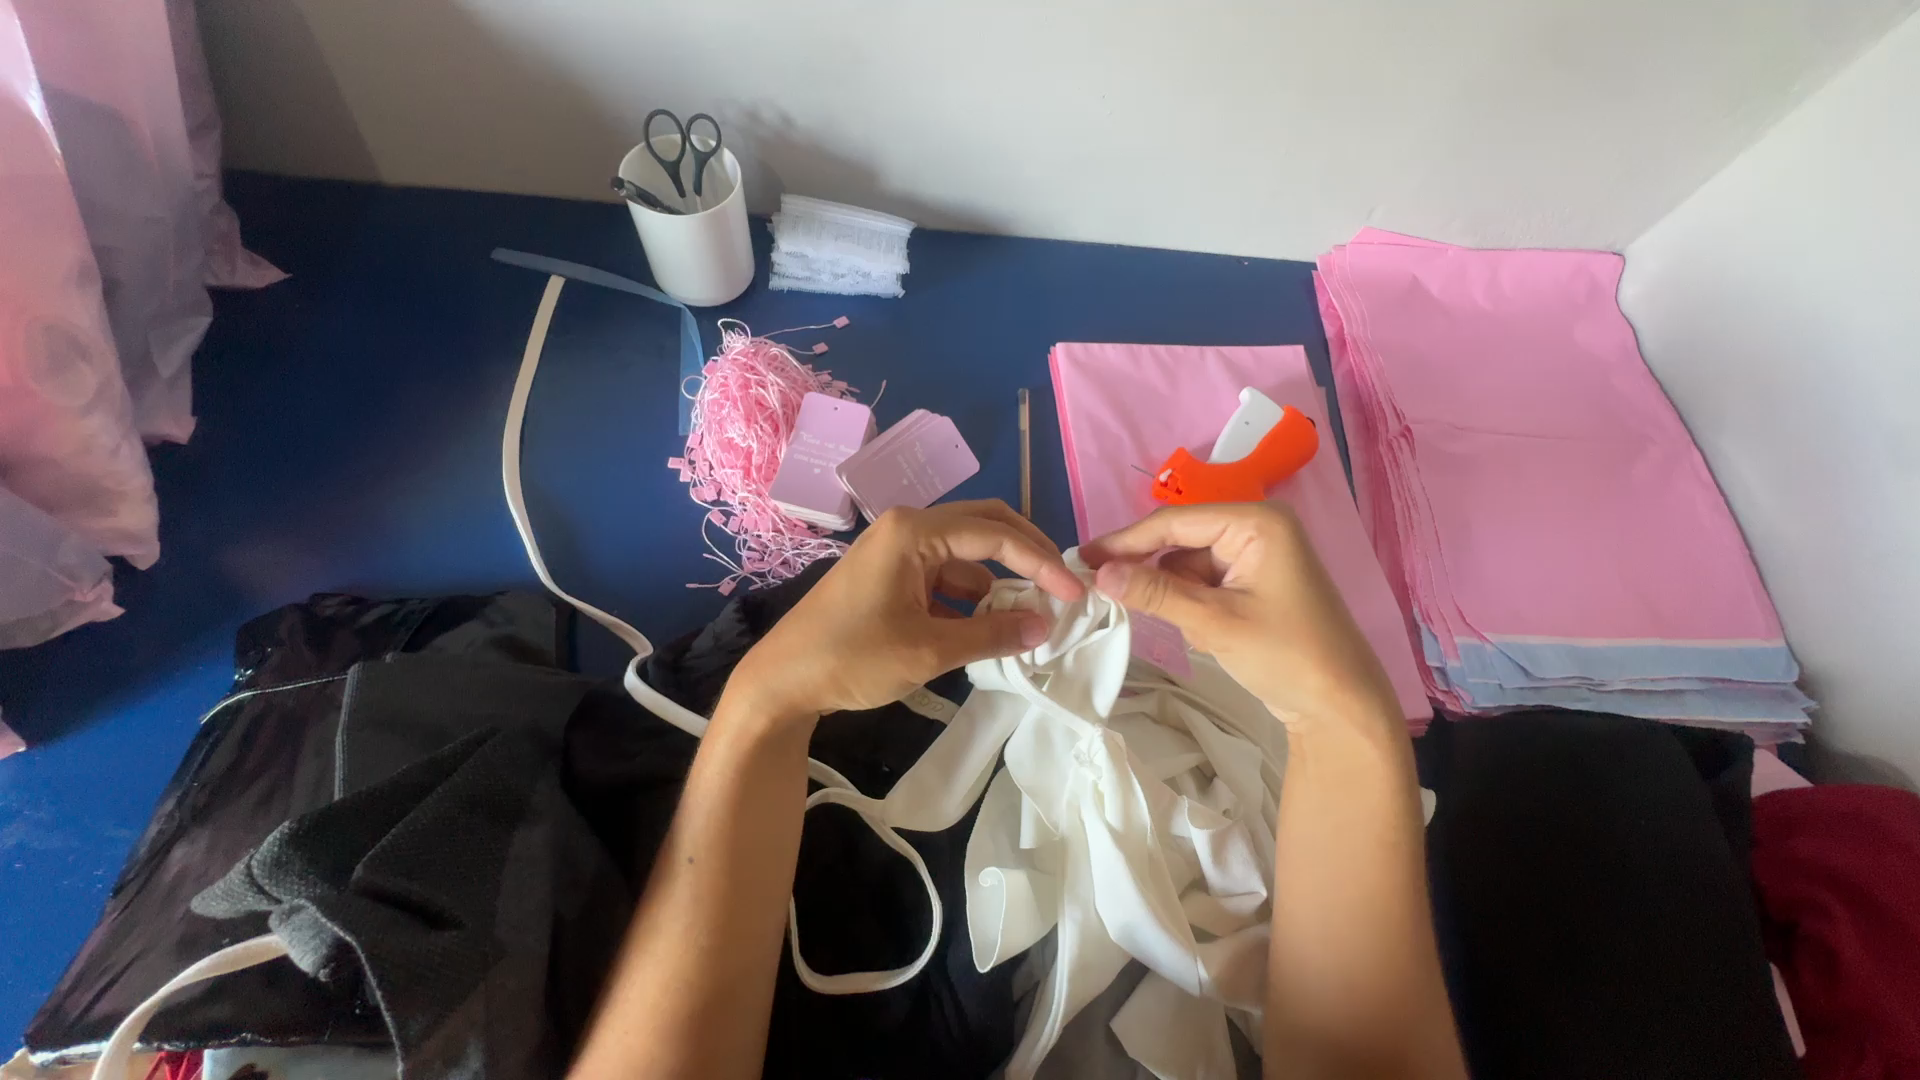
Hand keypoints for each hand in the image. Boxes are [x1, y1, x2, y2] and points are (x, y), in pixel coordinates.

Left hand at [723, 500, 1085, 728]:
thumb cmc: (851, 658)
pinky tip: (987, 630)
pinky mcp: (892, 577)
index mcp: (914, 531)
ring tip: (1028, 621)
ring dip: (998, 585)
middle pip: (983, 529)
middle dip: (1025, 556)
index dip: (1040, 562)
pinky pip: (945, 578)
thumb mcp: (928, 650)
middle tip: (1060, 586)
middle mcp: (908, 529)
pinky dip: (970, 601)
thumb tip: (1044, 627)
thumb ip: (991, 636)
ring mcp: (897, 552)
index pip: (995, 535)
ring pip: (966, 557)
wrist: (781, 682)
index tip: (1073, 593)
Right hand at [1080, 502, 1401, 735]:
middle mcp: (1255, 528)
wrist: (1339, 706)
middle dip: (1149, 568)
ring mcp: (1254, 555)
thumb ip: (1154, 593)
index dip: (1125, 541)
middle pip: (1179, 540)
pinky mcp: (1251, 582)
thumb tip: (1099, 574)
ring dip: (1171, 592)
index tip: (1084, 558)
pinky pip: (1202, 582)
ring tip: (1173, 622)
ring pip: (1186, 564)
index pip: (1174, 521)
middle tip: (1100, 586)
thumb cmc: (1285, 655)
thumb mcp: (1213, 622)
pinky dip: (1189, 604)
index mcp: (1255, 522)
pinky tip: (1197, 630)